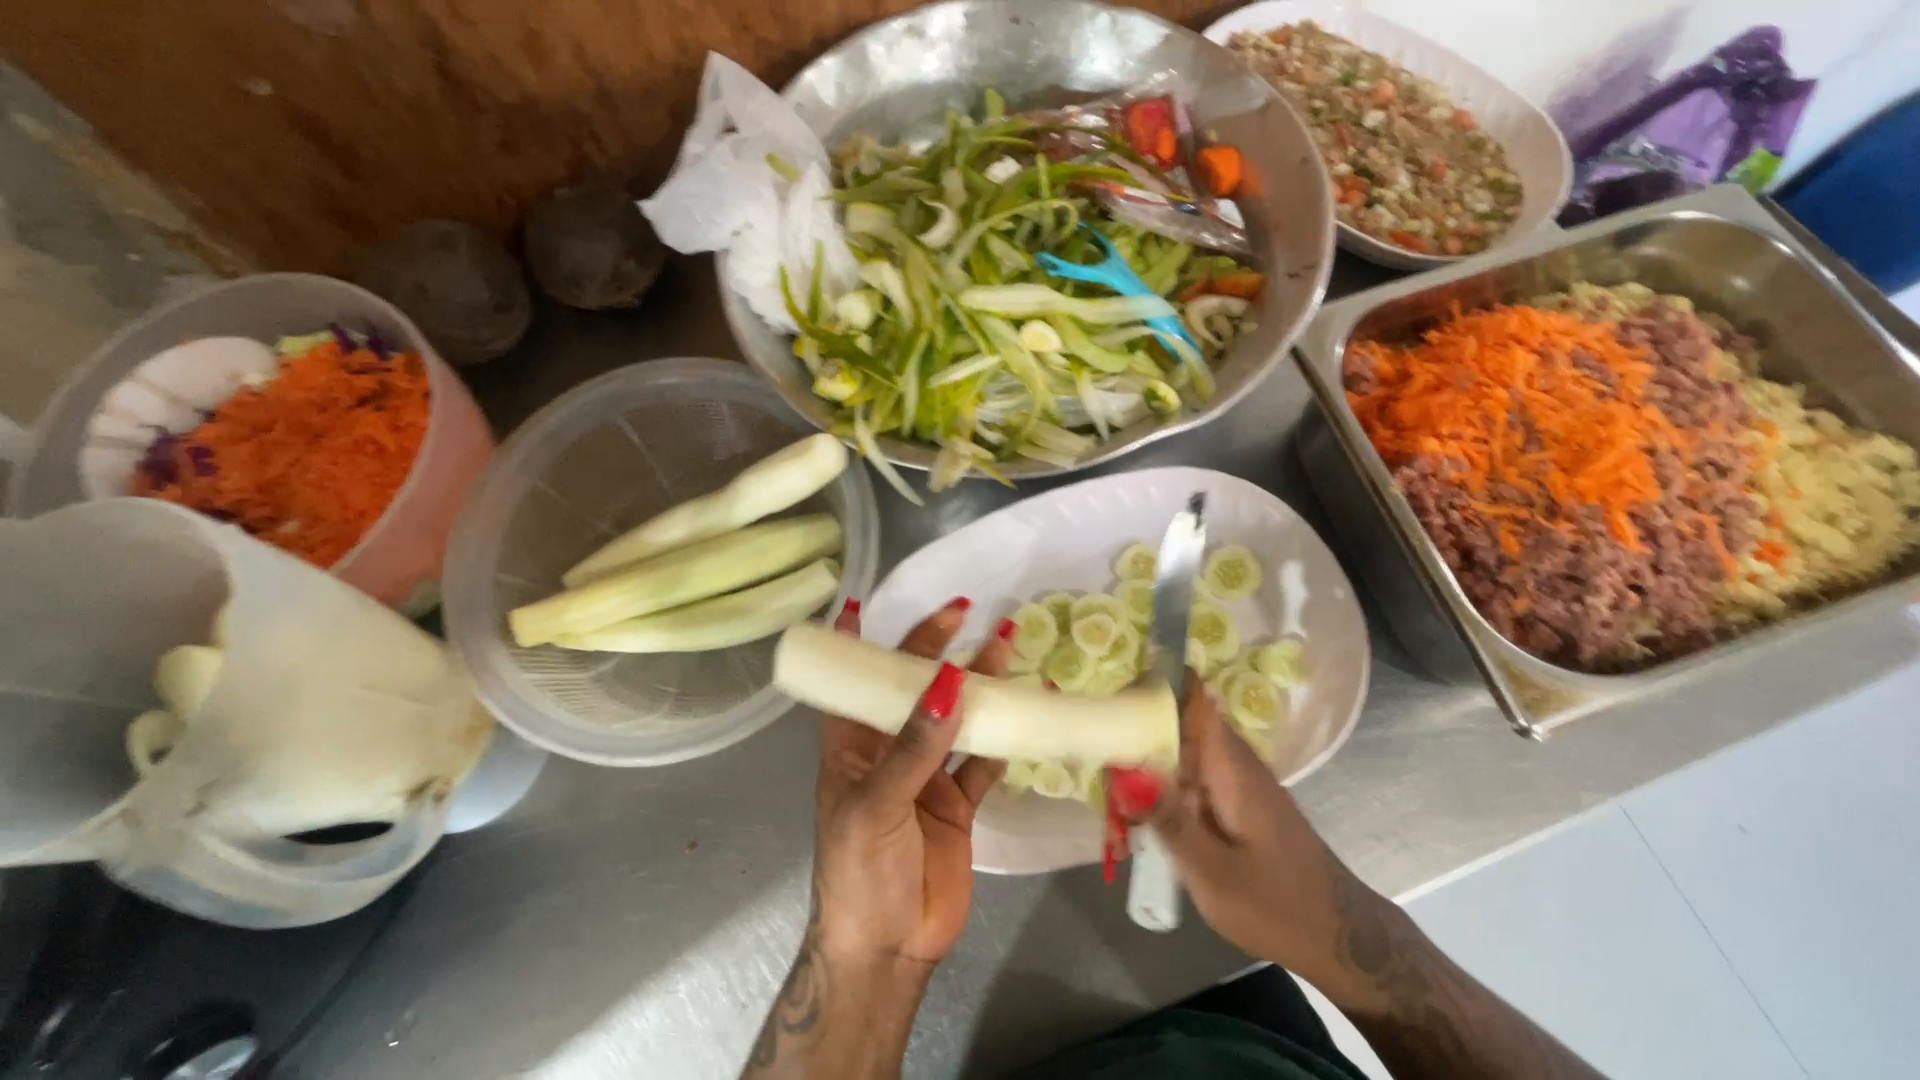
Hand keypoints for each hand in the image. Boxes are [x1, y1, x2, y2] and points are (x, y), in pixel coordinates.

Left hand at [811, 597, 1014, 972]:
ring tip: (1006, 646)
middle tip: (966, 612)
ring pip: (956, 720)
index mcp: (851, 748)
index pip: (853, 684)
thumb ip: (916, 746)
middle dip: (936, 652)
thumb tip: (949, 682)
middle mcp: (888, 753)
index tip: (867, 603)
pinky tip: (1027, 710)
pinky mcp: (957, 803)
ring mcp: (925, 777)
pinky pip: (983, 762)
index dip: (858, 645)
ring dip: (979, 686)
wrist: (888, 948)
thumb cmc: (859, 873)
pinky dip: (1004, 738)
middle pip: (915, 691)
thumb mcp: (877, 804)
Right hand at [1118, 676, 1385, 1000]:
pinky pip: (1204, 775)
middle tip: (1101, 716)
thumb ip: (1168, 820)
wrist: (1341, 937)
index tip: (1125, 670)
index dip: (1165, 680)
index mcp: (1232, 771)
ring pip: (1196, 750)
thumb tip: (1124, 771)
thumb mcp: (1211, 872)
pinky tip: (1148, 795)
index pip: (1198, 704)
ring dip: (1159, 746)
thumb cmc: (1274, 904)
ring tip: (1113, 749)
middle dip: (1149, 713)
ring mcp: (1247, 787)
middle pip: (1191, 723)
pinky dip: (1174, 774)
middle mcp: (1241, 768)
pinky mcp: (1247, 808)